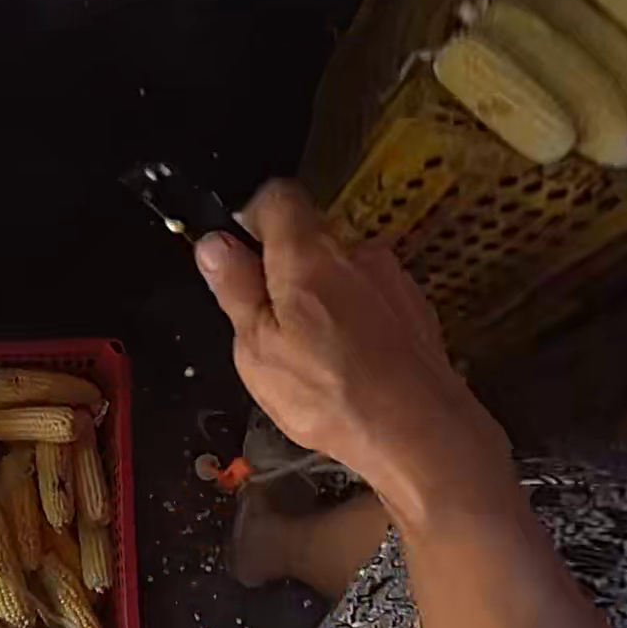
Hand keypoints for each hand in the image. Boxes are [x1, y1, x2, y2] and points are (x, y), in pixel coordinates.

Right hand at [195, 181, 513, 525]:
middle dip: (278, 270)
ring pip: (336, 270)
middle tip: (264, 326)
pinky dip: (345, 316)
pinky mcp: (411, 306)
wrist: (414, 429)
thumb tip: (213, 244)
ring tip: (305, 353)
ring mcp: (389, 277)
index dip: (248, 219)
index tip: (236, 257)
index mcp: (307, 254)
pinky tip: (341, 361)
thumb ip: (235, 288)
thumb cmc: (325, 392)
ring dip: (313, 296)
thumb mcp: (257, 347)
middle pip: (306, 236)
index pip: (276, 197)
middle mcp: (355, 250)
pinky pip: (364, 296)